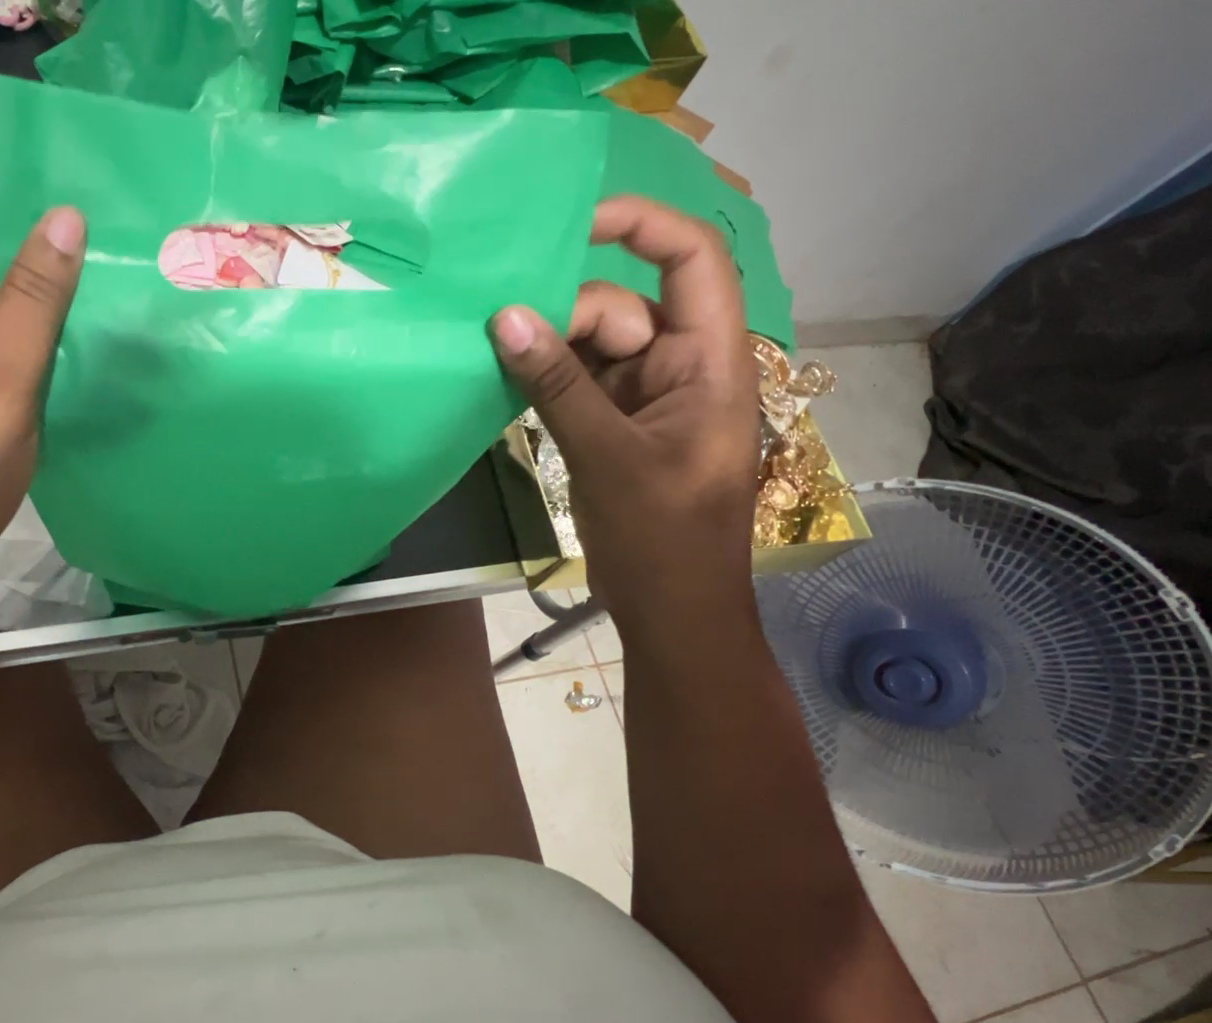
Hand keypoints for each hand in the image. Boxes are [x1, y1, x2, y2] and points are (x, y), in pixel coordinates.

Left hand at [0, 165, 84, 624]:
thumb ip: (35, 297)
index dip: (29, 186)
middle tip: (115, 256)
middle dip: (37, 240)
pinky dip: (8, 330)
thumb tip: (67, 215)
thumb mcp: (0, 384)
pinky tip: (55, 348)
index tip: (99, 206)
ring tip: (99, 298)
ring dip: (27, 290)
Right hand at [488, 196, 757, 627]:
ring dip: (550, 349)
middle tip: (511, 341)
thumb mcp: (607, 455)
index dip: (644, 226)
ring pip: (594, 342)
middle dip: (570, 317)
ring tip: (500, 363)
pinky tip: (507, 380)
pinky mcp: (616, 423)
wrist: (671, 610)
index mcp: (710, 362)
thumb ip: (557, 384)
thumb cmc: (662, 538)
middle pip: (625, 304)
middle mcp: (682, 366)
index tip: (578, 223)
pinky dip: (546, 377)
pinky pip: (578, 379)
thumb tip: (506, 316)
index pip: (695, 260)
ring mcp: (646, 396)